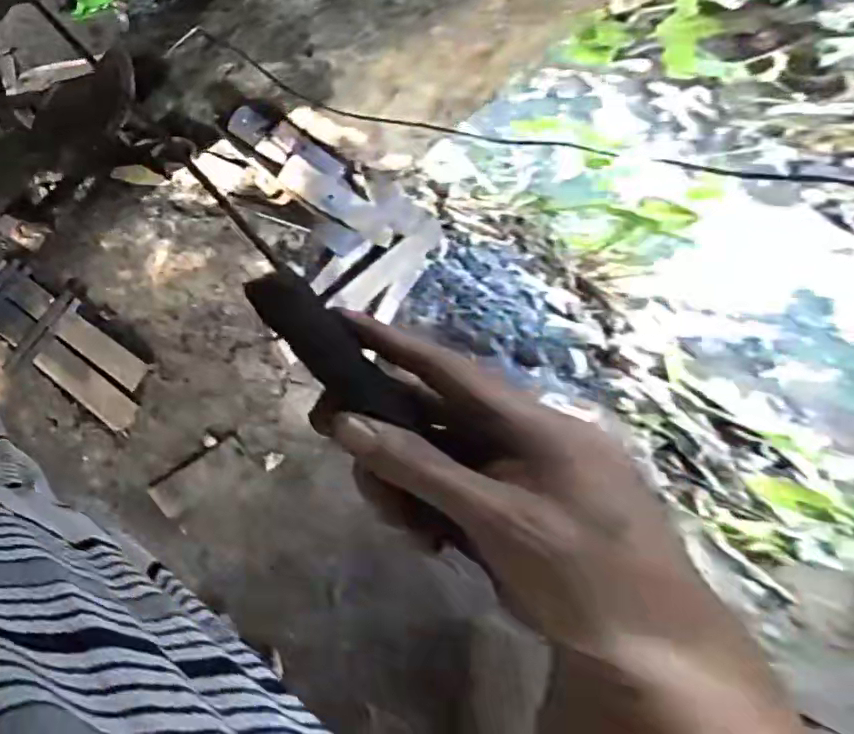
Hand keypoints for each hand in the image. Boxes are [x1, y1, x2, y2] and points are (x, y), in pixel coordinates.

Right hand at [314, 314, 798, 732]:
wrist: (659, 668)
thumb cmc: (589, 579)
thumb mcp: (498, 519)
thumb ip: (416, 465)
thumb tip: (342, 421)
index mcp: (538, 427)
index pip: (449, 369)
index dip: (391, 341)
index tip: (339, 316)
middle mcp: (521, 440)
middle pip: (424, 412)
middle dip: (376, 428)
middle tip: (325, 432)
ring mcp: (511, 475)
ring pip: (422, 451)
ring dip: (393, 477)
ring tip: (397, 519)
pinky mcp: (501, 506)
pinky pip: (436, 484)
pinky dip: (416, 503)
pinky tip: (420, 536)